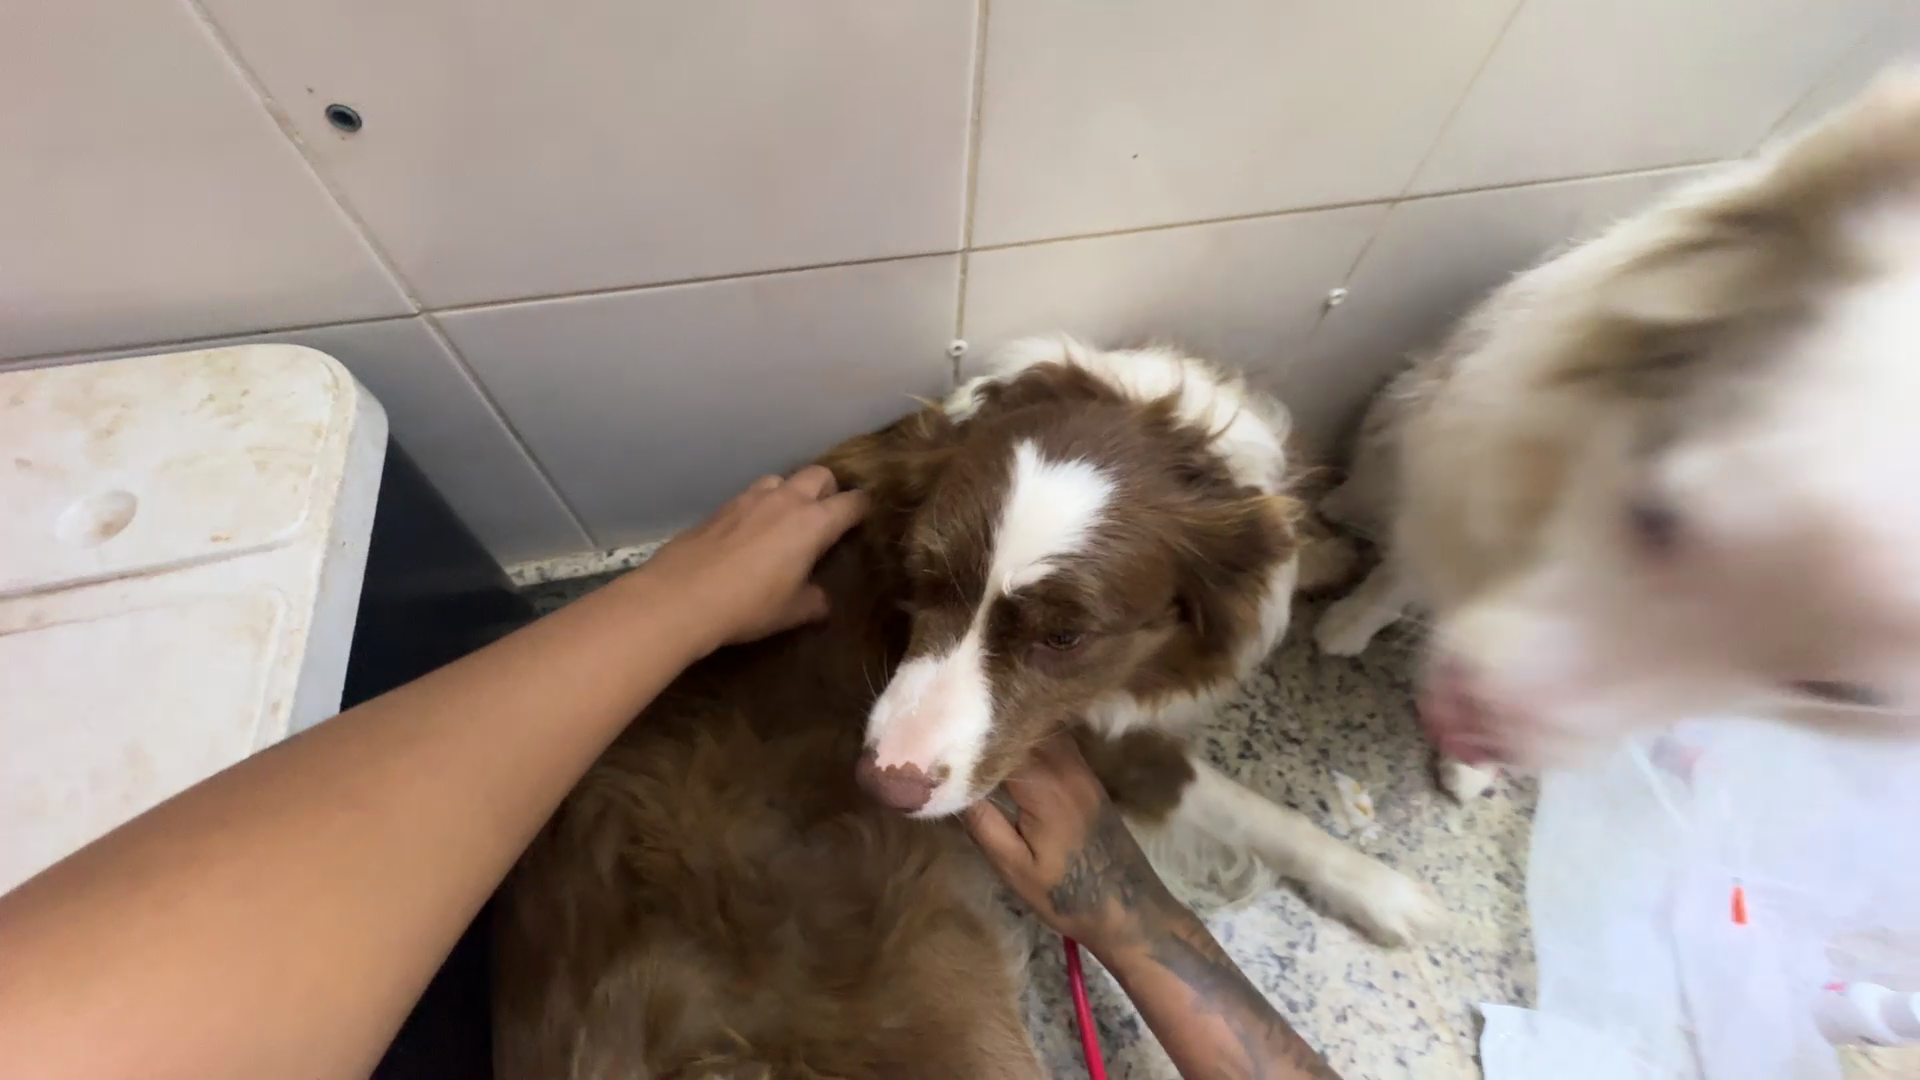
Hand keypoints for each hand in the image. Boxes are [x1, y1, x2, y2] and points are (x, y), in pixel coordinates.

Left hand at [626, 466, 868, 654]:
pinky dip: (759, 507)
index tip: (865, 520)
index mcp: (814, 523)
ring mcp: (750, 498)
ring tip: (786, 521)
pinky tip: (750, 534)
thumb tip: (823, 602)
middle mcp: (785, 500)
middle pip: (819, 475)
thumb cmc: (749, 605)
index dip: (863, 509)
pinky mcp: (720, 507)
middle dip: (829, 490)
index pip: (852, 502)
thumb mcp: (792, 611)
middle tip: (826, 517)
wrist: (680, 597)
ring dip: (790, 493)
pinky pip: (750, 496)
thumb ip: (815, 602)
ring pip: (781, 479)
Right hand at [962, 733, 1177, 956]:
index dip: (967, 738)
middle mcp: (1064, 763)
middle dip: (986, 727)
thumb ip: (981, 823)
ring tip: (975, 733)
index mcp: (1044, 784)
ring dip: (1009, 727)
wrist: (1128, 907)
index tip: (939, 741)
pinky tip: (1009, 745)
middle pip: (1020, 725)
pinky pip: (1053, 737)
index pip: (999, 742)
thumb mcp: (1013, 868)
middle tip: (951, 731)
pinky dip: (1029, 734)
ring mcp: (1079, 764)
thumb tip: (947, 787)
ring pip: (1038, 726)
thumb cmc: (1065, 892)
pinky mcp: (1085, 771)